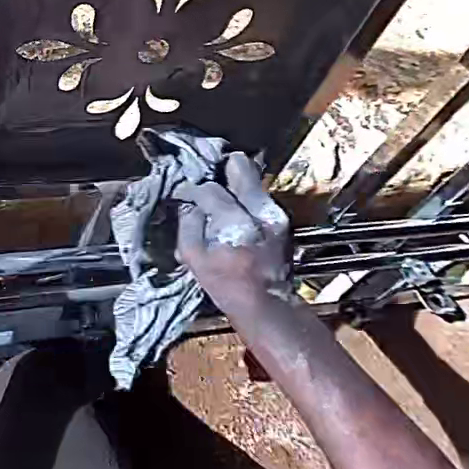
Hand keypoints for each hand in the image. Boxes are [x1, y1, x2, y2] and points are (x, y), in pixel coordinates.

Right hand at [176, 152, 293, 315]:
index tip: (187, 194)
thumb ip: (188, 225)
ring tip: (222, 198)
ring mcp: (273, 212)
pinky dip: (245, 199)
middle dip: (222, 169)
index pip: (210, 189)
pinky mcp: (281, 216)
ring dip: (234, 184)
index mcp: (233, 223)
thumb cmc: (226, 285)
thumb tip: (189, 203)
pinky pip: (259, 195)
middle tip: (210, 180)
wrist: (267, 303)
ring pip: (252, 178)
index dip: (194, 190)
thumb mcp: (194, 259)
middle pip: (240, 165)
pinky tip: (237, 212)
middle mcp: (258, 211)